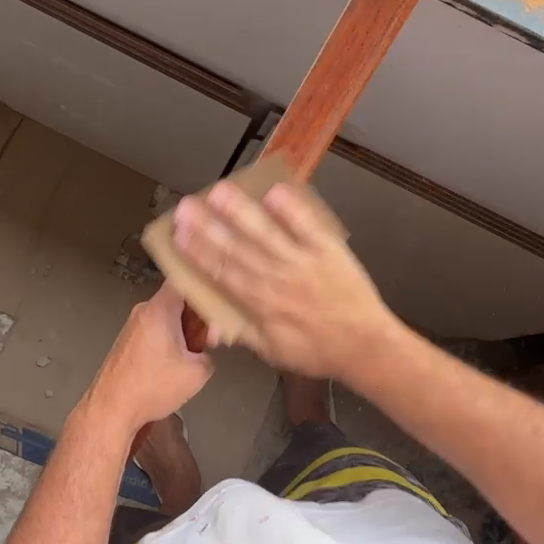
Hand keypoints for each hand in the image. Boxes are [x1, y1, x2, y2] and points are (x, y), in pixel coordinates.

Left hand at [78, 285, 213, 435]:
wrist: (110, 410)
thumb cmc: (153, 386)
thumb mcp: (198, 373)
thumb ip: (210, 354)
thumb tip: (204, 352)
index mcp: (160, 308)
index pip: (185, 280)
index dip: (206, 289)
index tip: (219, 308)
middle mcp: (144, 310)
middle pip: (178, 300)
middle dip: (198, 318)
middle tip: (210, 342)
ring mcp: (133, 325)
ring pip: (168, 316)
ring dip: (184, 331)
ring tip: (191, 358)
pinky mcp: (127, 341)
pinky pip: (155, 329)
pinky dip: (169, 340)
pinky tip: (173, 364)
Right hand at [171, 180, 401, 380]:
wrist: (365, 345)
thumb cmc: (318, 351)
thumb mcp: (273, 351)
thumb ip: (241, 334)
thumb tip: (212, 327)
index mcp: (261, 302)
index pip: (222, 272)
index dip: (197, 252)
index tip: (178, 234)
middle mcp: (276, 277)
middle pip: (236, 248)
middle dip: (209, 227)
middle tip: (187, 207)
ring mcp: (302, 260)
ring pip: (265, 232)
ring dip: (241, 212)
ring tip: (220, 192)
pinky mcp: (327, 249)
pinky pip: (306, 226)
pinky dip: (291, 209)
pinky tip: (275, 191)